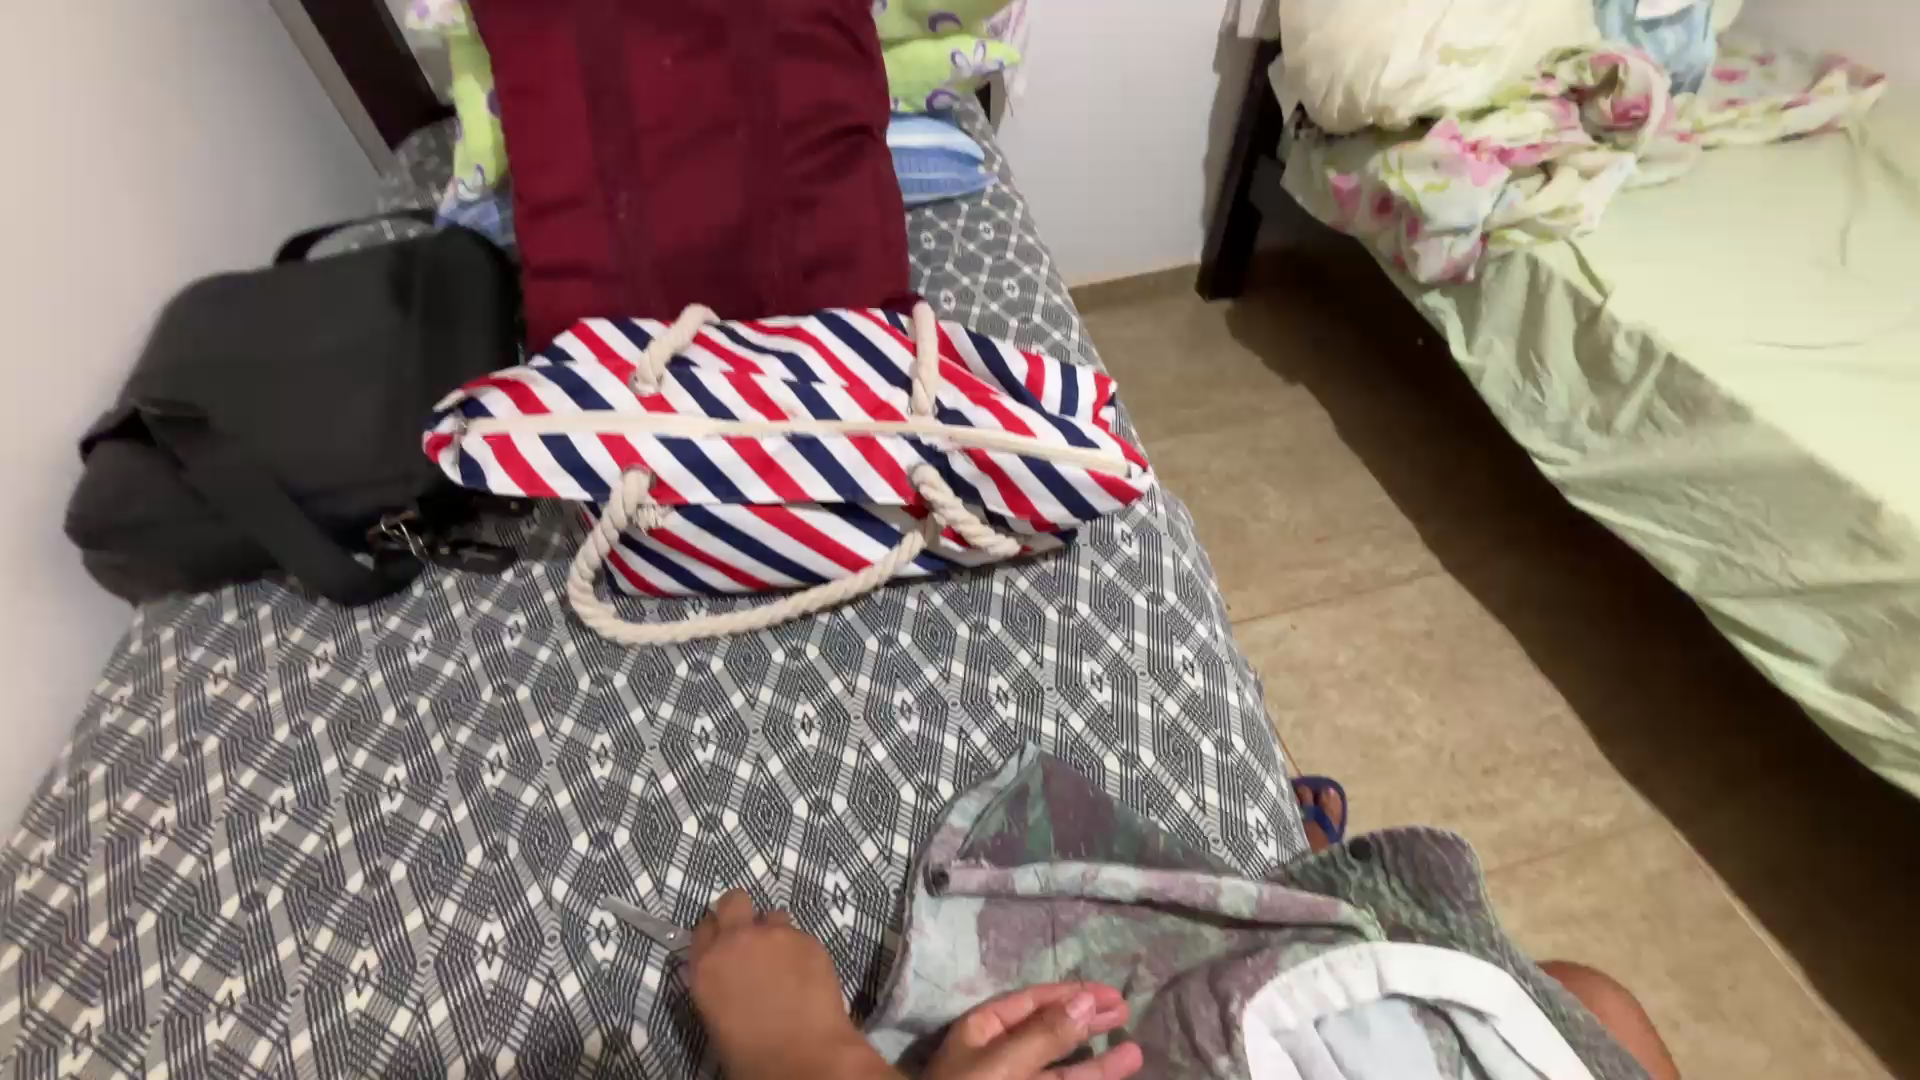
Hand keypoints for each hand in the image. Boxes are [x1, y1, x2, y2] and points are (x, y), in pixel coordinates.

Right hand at [686, 890, 896, 1079]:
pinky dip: (798, 949)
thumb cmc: (753, 1057)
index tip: (721, 944)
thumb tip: (730, 976)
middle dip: (739, 912)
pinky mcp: (808, 938)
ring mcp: (776, 935)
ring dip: (773, 931)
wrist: (805, 1057)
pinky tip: (805, 974)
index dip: (714, 934)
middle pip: (733, 900)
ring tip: (783, 961)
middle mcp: (738, 941)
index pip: (702, 928)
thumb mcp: (718, 1023)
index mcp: (708, 967)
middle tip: (749, 937)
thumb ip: (719, 985)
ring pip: (772, 915)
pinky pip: (798, 934)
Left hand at [924, 983, 1143, 1079]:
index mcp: (983, 1031)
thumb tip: (1086, 1000)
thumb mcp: (1000, 1066)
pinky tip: (1110, 1077)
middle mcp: (1000, 1056)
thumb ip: (1043, 1036)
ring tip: (1135, 1052)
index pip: (1032, 1001)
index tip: (1108, 992)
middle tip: (1126, 1011)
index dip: (1070, 993)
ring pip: (1063, 1072)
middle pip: (1051, 1032)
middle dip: (1087, 1022)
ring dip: (1097, 1063)